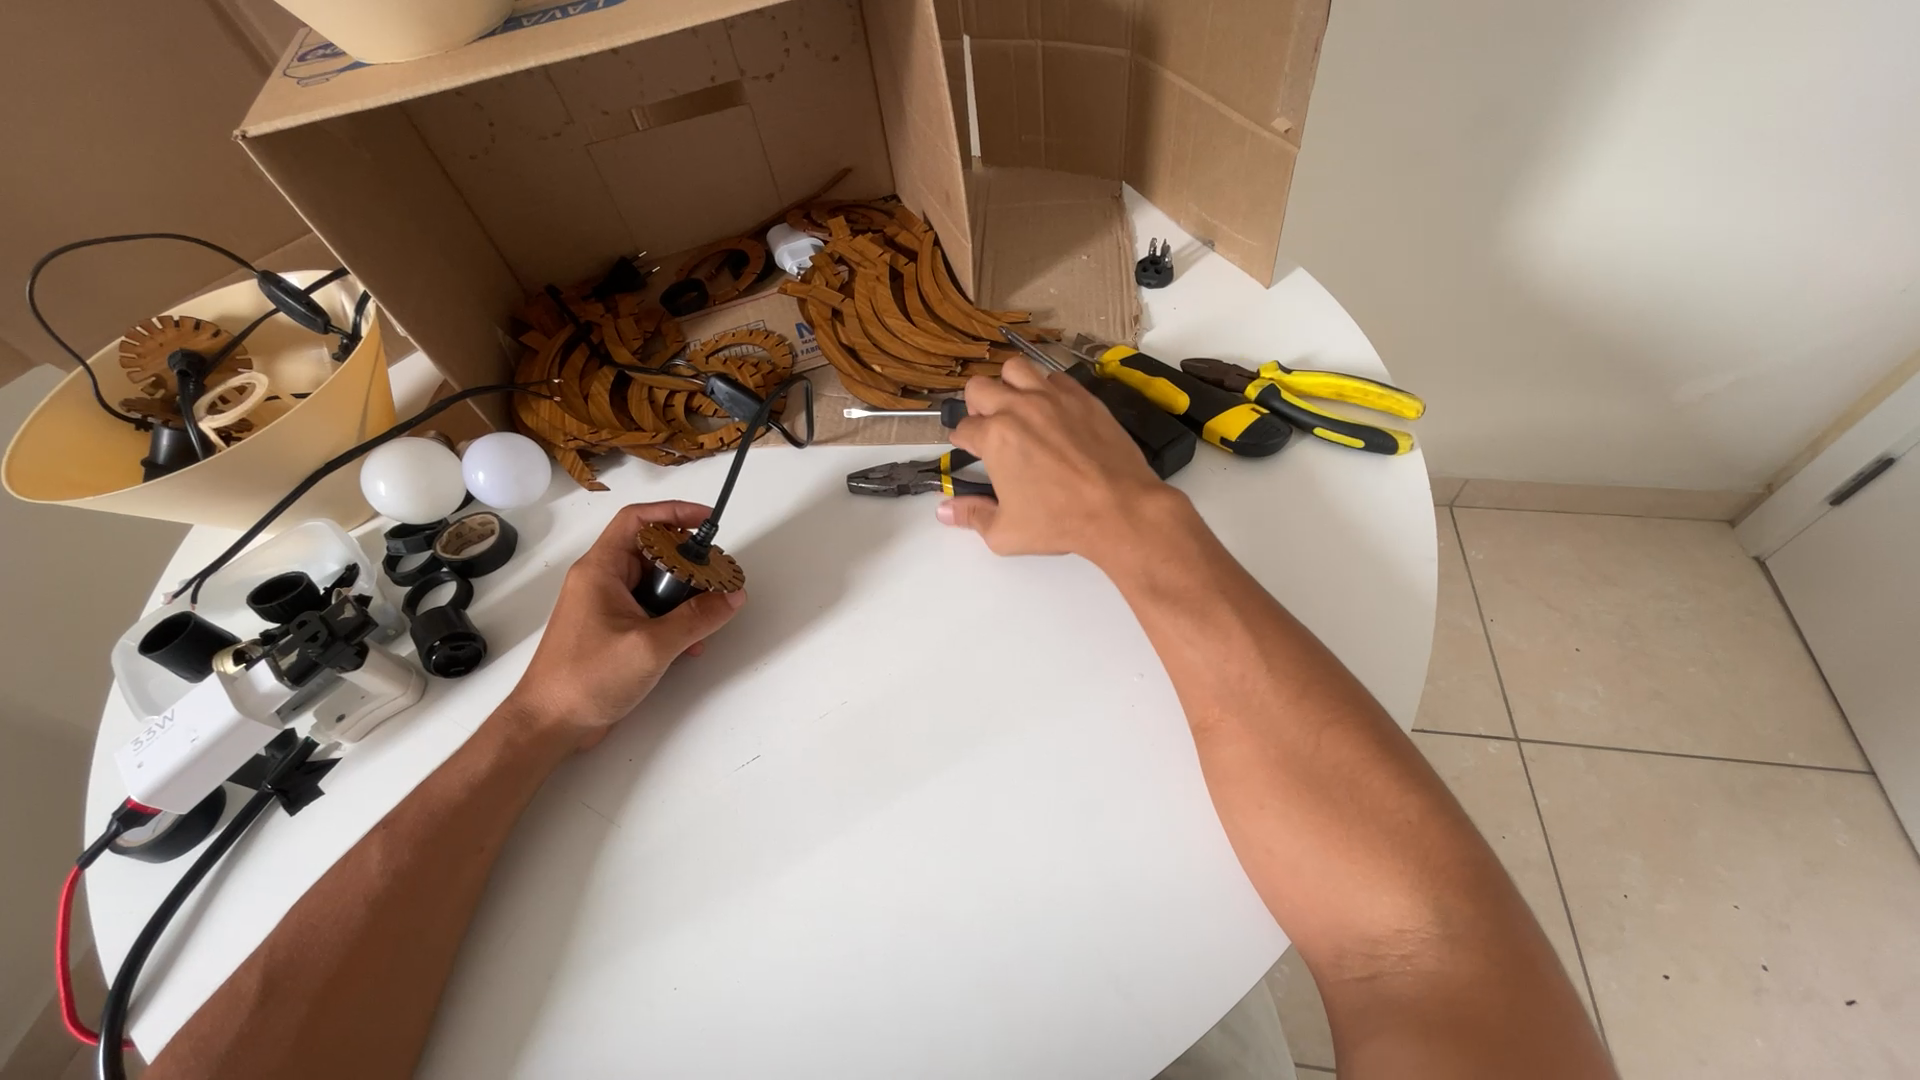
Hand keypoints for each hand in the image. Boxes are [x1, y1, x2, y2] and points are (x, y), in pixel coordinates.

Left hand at [504, 502, 745, 750]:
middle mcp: (602, 581)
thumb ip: (697, 617)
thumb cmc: (587, 678)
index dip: (674, 513)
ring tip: (709, 614)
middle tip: (717, 576)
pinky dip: (675, 620)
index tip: (708, 522)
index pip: (638, 520)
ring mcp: (607, 607)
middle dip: (689, 562)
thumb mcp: (652, 645)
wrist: (549, 724)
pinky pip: (652, 610)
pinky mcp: (614, 631)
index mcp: (601, 570)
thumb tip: (733, 595)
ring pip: (656, 583)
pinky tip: (692, 644)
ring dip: (686, 596)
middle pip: (652, 551)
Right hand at [941, 357, 1176, 563]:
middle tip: (988, 426)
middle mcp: (1019, 408)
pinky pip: (1055, 377)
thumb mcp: (1005, 532)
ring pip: (1015, 368)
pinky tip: (1051, 410)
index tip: (971, 450)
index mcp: (994, 437)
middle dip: (977, 405)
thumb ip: (972, 516)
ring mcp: (1052, 398)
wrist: (1119, 508)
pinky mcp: (1082, 397)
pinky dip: (1046, 388)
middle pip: (979, 387)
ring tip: (1016, 406)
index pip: (963, 428)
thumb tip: (946, 511)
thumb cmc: (1061, 521)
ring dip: (1008, 384)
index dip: (964, 441)